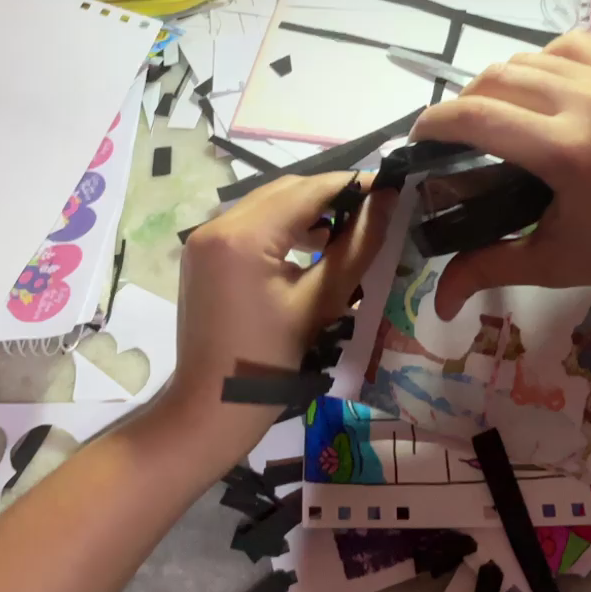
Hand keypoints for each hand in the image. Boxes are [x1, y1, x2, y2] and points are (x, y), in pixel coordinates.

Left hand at [160, 173, 395, 469]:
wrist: (212, 407)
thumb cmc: (270, 360)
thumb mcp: (320, 301)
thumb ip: (357, 246)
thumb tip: (387, 201)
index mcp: (243, 236)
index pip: (307, 190)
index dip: (351, 184)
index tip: (388, 186)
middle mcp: (217, 225)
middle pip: (284, 191)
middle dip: (329, 196)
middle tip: (373, 209)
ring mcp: (203, 239)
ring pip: (266, 204)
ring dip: (305, 211)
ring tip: (346, 230)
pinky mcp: (202, 254)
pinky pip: (248, 225)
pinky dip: (280, 228)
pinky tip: (310, 247)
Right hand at [411, 32, 590, 319]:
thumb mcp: (556, 262)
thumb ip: (489, 268)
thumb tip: (436, 303)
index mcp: (565, 151)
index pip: (475, 116)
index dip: (433, 123)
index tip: (419, 141)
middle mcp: (585, 101)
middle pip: (492, 80)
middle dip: (461, 106)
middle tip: (457, 140)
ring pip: (525, 60)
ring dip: (496, 85)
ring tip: (494, 118)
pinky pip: (565, 46)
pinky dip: (540, 63)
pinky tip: (540, 91)